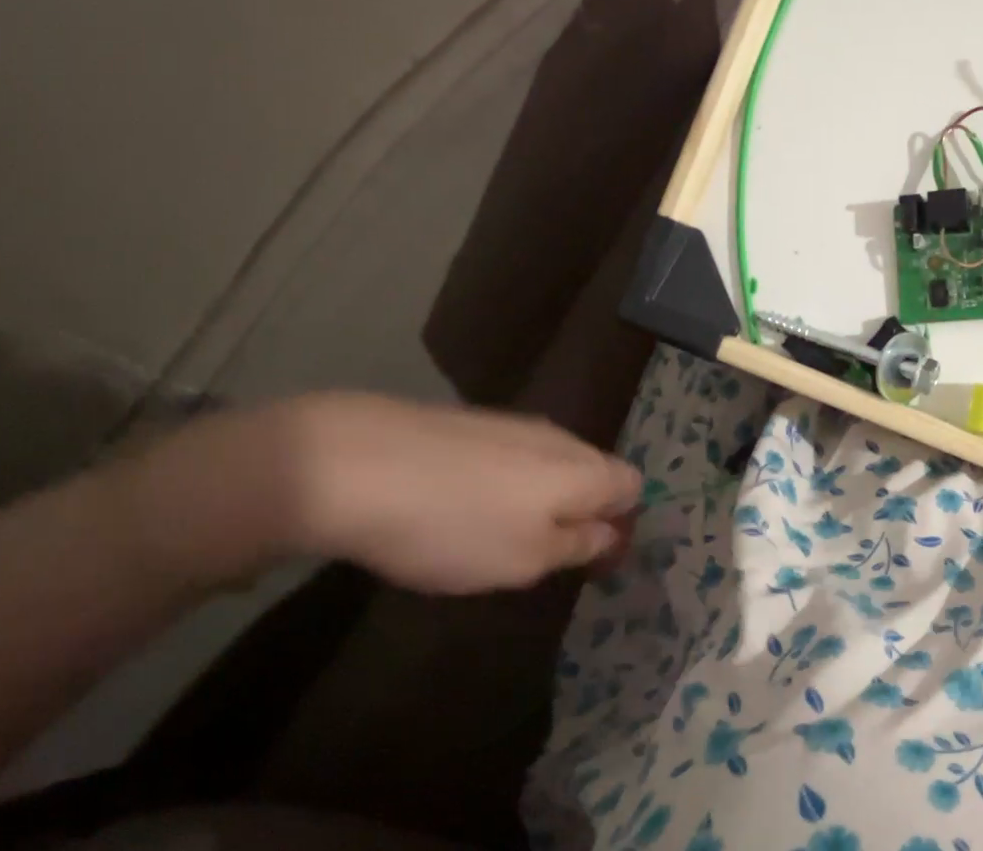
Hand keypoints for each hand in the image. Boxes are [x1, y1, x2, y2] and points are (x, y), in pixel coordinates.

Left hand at [117, 393, 641, 594]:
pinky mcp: (464, 421)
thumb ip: (577, 546)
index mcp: (587, 470)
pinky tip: (450, 506)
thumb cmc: (452, 525)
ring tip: (489, 533)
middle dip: (578, 510)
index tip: (590, 560)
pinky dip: (494, 482)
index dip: (621, 525)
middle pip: (591, 472)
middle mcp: (560, 438)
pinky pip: (503, 456)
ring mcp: (510, 424)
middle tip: (539, 553)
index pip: (634, 488)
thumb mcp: (524, 560)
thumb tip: (609, 533)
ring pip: (545, 464)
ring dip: (534, 497)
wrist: (348, 463)